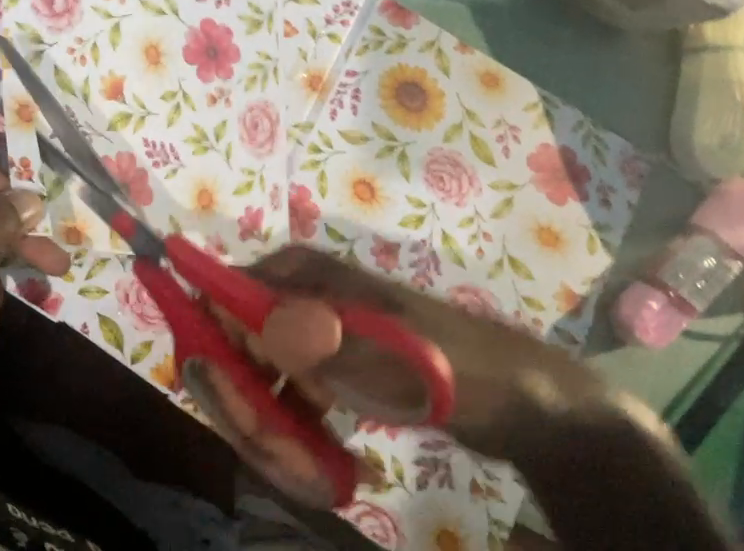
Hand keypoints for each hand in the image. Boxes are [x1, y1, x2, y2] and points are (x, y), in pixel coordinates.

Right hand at [200, 246, 609, 503]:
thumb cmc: (462, 370)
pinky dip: (289, 428)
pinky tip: (322, 458)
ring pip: (249, 374)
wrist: (529, 404)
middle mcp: (287, 293)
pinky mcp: (318, 362)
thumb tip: (261, 325)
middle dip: (246, 407)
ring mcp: (300, 329)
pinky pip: (277, 392)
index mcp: (296, 273)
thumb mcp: (400, 358)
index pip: (217, 302)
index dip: (214, 359)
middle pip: (228, 344)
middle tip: (291, 461)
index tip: (245, 418)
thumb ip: (331, 343)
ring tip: (313, 469)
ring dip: (268, 427)